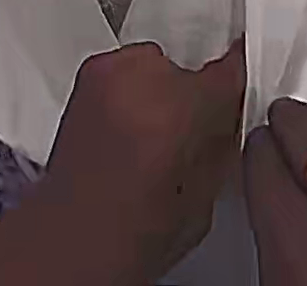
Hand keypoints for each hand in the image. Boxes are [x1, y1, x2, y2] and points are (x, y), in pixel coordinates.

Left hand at [0, 41, 244, 285]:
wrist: (67, 243)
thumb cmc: (127, 235)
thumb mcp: (202, 196)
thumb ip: (221, 140)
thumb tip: (228, 114)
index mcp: (184, 109)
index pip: (228, 69)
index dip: (237, 72)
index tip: (239, 68)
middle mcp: (147, 80)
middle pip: (189, 69)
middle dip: (190, 95)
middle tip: (181, 132)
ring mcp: (114, 72)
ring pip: (155, 64)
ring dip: (156, 89)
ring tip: (146, 131)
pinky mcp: (90, 73)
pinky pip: (126, 68)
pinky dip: (129, 88)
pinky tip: (124, 123)